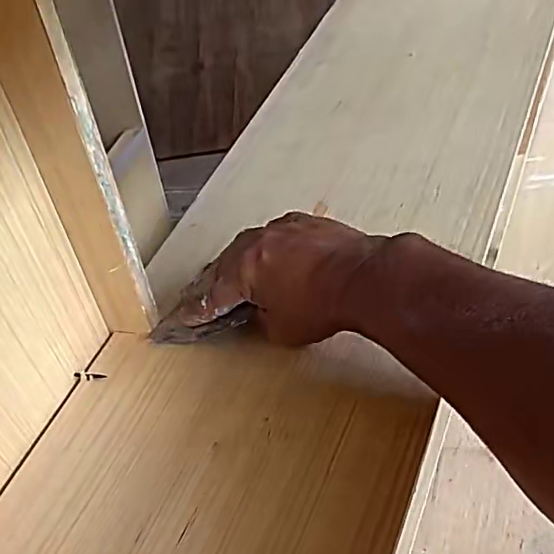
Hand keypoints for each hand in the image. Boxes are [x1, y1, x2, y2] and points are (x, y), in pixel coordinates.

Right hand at [177, 212, 385, 346]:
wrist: (368, 277)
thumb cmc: (324, 304)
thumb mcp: (278, 329)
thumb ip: (257, 318)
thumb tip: (255, 312)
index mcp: (243, 268)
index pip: (212, 295)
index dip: (197, 311)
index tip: (186, 319)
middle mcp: (257, 242)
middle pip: (225, 266)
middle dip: (212, 285)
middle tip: (202, 299)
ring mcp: (284, 228)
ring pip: (249, 248)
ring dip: (239, 266)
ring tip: (235, 279)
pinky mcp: (308, 224)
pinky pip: (276, 238)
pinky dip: (267, 252)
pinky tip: (269, 260)